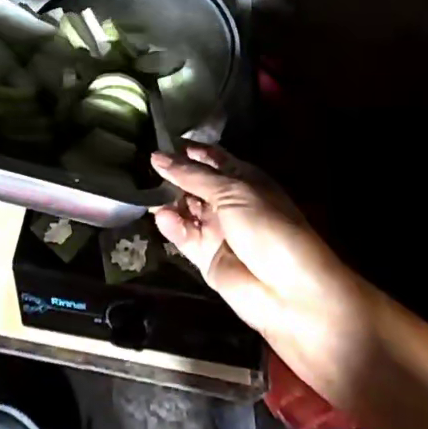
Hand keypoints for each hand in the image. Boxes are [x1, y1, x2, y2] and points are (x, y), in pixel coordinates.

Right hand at [152, 144, 381, 407]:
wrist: (289, 290)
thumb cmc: (268, 226)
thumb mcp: (232, 192)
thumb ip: (193, 176)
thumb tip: (157, 156)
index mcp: (243, 178)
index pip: (211, 157)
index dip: (187, 149)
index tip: (156, 139)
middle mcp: (229, 201)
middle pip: (194, 183)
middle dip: (171, 175)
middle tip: (138, 164)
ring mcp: (218, 230)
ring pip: (185, 209)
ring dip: (167, 200)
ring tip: (141, 189)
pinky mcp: (206, 257)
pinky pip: (184, 237)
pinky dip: (172, 226)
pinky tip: (160, 216)